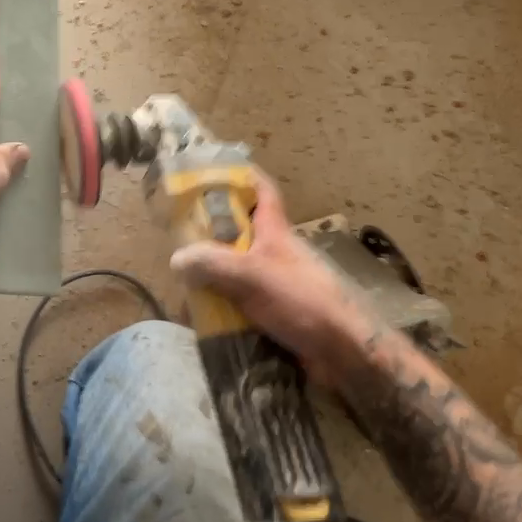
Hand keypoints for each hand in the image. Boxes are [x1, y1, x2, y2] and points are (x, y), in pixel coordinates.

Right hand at [169, 172, 380, 385]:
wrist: (344, 351)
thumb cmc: (302, 300)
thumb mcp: (251, 275)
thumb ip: (212, 263)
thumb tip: (177, 259)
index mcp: (275, 231)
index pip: (263, 191)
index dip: (244, 176)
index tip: (217, 170)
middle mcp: (278, 252)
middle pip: (245, 231)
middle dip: (216, 230)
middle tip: (182, 233)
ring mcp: (281, 282)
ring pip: (242, 268)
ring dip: (218, 272)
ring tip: (186, 278)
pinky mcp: (281, 311)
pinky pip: (246, 301)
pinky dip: (226, 304)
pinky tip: (207, 314)